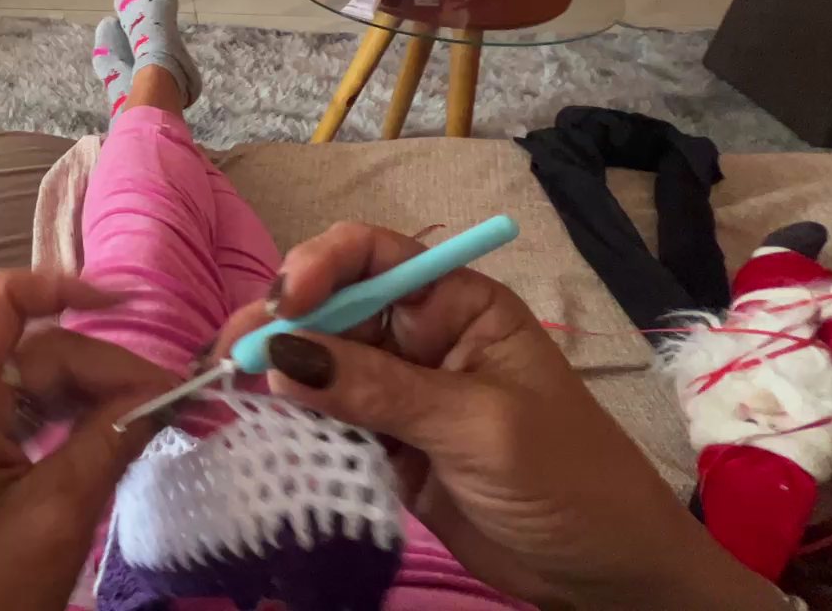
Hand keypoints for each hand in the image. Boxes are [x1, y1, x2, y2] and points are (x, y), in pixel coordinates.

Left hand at [0, 270, 178, 610]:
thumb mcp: (53, 516)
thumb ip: (109, 442)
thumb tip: (166, 394)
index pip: (2, 301)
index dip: (63, 286)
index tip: (129, 303)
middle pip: (35, 350)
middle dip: (104, 368)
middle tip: (177, 400)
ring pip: (35, 384)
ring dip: (95, 396)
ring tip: (157, 417)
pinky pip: (26, 417)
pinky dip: (72, 421)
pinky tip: (114, 434)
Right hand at [215, 223, 786, 610]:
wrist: (606, 585)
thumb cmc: (570, 484)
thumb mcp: (478, 426)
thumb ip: (377, 388)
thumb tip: (281, 356)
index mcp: (450, 302)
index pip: (369, 254)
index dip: (320, 263)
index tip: (286, 301)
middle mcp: (410, 329)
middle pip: (326, 302)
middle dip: (278, 319)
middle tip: (233, 351)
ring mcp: (387, 380)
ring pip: (310, 353)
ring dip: (270, 363)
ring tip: (226, 377)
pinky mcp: (371, 429)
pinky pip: (315, 405)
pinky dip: (283, 408)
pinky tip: (250, 409)